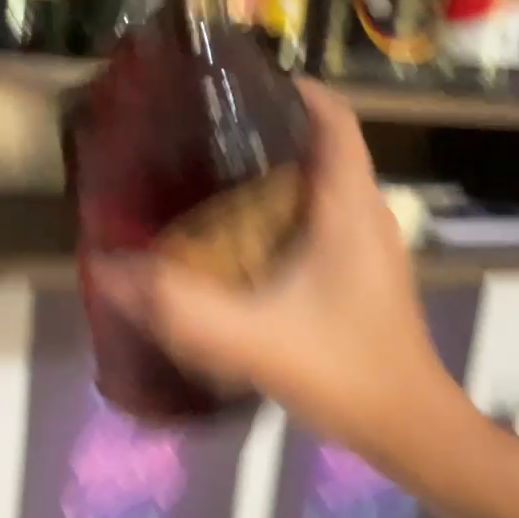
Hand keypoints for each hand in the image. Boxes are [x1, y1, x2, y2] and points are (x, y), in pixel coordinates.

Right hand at [91, 79, 465, 465]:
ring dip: (275, 175)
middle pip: (322, 147)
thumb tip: (108, 271)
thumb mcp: (250, 338)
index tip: (239, 88)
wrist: (410, 429)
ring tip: (211, 182)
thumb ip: (177, 306)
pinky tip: (241, 241)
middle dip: (267, 133)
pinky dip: (285, 212)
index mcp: (350, 208)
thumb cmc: (343, 370)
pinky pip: (323, 218)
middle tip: (203, 140)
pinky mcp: (363, 273)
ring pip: (323, 185)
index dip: (294, 91)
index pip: (334, 119)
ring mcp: (370, 245)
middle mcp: (366, 214)